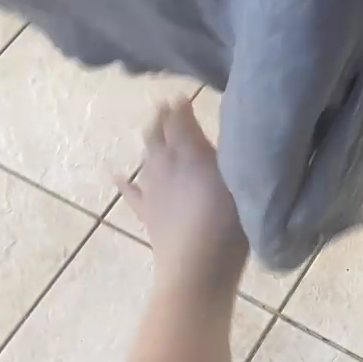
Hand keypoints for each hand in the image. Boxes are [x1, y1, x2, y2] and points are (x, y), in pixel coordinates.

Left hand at [117, 98, 247, 299]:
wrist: (197, 265)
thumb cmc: (229, 220)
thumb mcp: (242, 180)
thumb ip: (237, 156)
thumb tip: (239, 134)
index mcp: (190, 153)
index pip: (180, 122)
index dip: (180, 108)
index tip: (182, 95)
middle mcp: (166, 165)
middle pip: (158, 135)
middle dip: (161, 119)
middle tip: (165, 106)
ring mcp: (153, 190)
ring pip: (146, 157)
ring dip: (149, 141)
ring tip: (152, 129)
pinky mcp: (147, 213)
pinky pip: (132, 191)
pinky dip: (126, 181)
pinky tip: (120, 176)